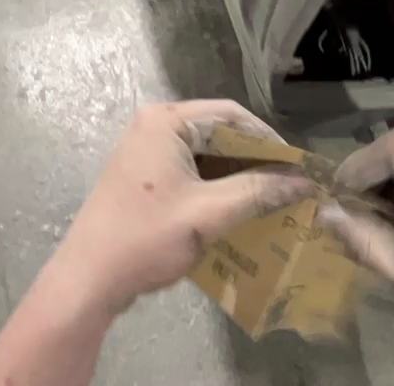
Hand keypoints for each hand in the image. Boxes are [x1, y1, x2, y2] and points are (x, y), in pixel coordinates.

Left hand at [43, 100, 314, 314]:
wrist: (90, 277)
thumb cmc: (147, 237)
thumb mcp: (209, 214)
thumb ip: (258, 192)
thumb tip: (303, 182)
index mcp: (166, 120)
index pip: (230, 115)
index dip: (267, 139)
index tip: (298, 166)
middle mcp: (155, 123)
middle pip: (217, 130)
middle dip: (253, 158)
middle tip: (290, 184)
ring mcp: (147, 147)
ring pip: (205, 151)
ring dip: (236, 172)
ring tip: (272, 197)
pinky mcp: (145, 171)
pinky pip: (190, 167)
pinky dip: (216, 183)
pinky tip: (240, 207)